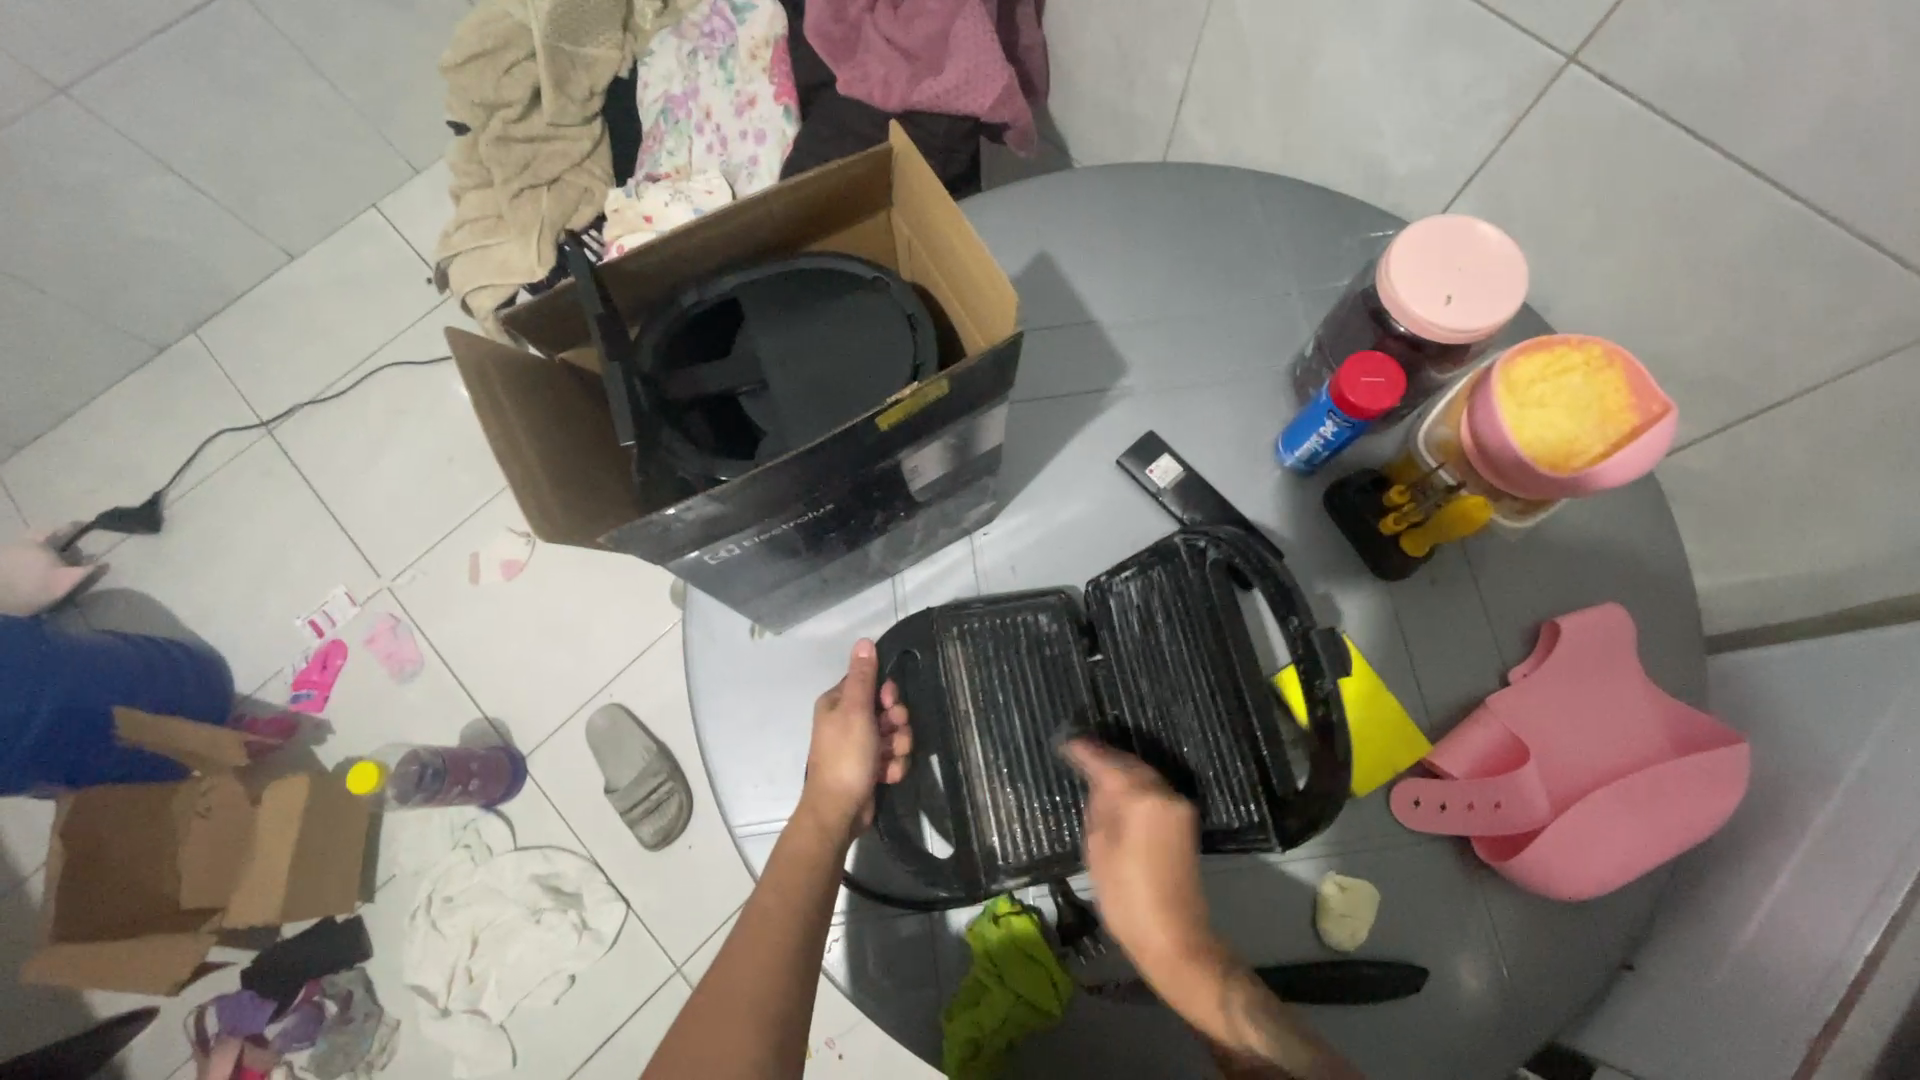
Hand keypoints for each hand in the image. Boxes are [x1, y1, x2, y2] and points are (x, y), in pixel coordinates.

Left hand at [798, 640, 911, 842]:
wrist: (839, 810)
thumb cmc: (846, 756)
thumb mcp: (855, 710)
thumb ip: (863, 676)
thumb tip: (864, 640)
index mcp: (838, 703)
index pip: (871, 684)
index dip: (887, 694)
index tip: (890, 704)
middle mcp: (847, 721)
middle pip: (887, 710)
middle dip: (897, 724)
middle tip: (891, 735)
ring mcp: (859, 746)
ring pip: (894, 735)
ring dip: (897, 748)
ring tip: (887, 761)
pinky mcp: (869, 767)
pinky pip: (892, 757)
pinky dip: (892, 766)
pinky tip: (885, 776)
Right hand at [1060, 738, 1220, 984]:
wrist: (1174, 936)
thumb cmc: (1126, 896)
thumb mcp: (1098, 850)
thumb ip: (1098, 809)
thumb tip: (1099, 787)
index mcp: (1140, 799)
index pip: (1107, 764)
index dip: (1086, 752)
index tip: (1068, 743)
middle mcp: (1164, 795)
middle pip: (1131, 765)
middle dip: (1106, 758)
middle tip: (1081, 752)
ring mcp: (1179, 809)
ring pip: (1145, 776)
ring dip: (1122, 771)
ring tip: (1096, 769)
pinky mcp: (1184, 824)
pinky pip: (1154, 792)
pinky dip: (1136, 786)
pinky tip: (1119, 793)